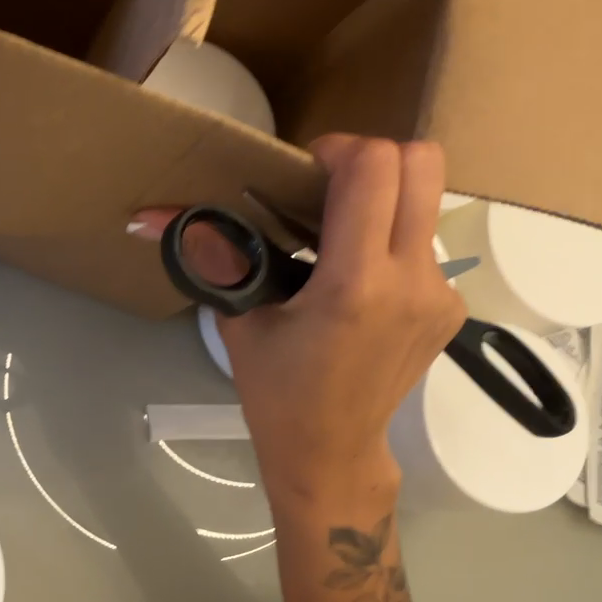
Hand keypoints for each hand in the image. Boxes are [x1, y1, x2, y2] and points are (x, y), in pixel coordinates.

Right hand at [131, 135, 464, 502]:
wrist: (332, 451)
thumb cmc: (277, 392)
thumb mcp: (240, 322)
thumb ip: (212, 258)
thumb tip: (150, 216)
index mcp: (354, 284)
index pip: (374, 169)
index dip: (338, 149)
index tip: (304, 171)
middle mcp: (411, 279)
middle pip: (422, 162)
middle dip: (373, 158)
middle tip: (329, 187)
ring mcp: (441, 293)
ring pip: (429, 200)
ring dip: (384, 199)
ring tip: (339, 239)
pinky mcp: (450, 306)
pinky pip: (426, 244)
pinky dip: (392, 241)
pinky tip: (358, 283)